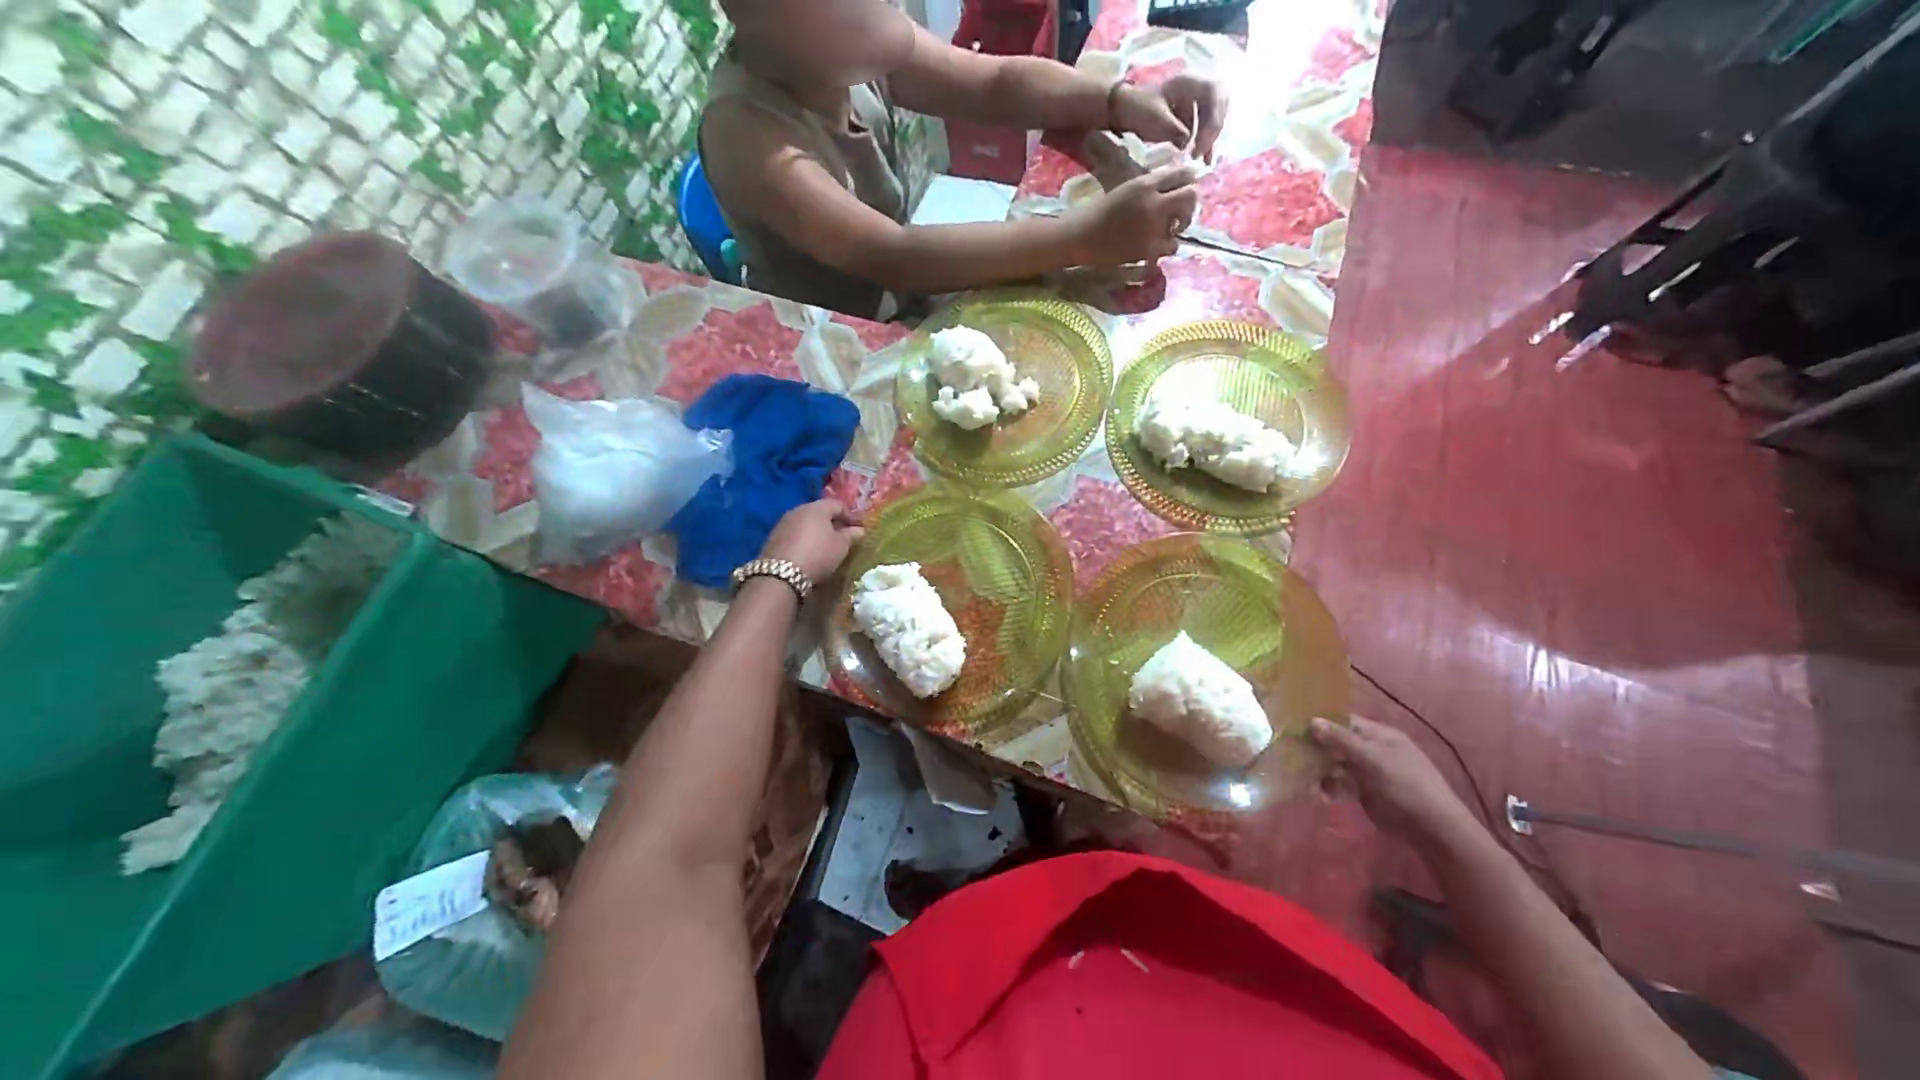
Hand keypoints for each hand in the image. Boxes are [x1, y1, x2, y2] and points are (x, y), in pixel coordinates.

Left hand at [760, 499, 863, 584]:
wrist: (781, 573)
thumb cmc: (818, 555)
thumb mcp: (841, 546)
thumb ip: (851, 535)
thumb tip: (859, 529)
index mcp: (817, 508)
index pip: (838, 505)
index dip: (850, 515)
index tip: (858, 528)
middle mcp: (798, 509)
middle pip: (819, 512)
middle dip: (832, 522)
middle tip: (842, 535)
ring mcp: (783, 522)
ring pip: (805, 522)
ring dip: (816, 530)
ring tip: (825, 545)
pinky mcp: (773, 536)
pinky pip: (794, 533)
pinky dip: (803, 538)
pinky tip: (808, 551)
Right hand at [1066, 164, 1198, 265]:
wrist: (1079, 238)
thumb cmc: (1095, 213)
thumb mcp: (1124, 190)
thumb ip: (1148, 187)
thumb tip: (1173, 185)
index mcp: (1144, 184)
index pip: (1180, 172)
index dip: (1187, 178)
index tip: (1186, 185)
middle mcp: (1153, 203)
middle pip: (1190, 195)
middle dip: (1189, 202)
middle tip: (1181, 211)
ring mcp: (1153, 228)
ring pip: (1183, 223)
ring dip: (1178, 226)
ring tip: (1168, 230)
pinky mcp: (1149, 250)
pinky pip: (1172, 246)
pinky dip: (1167, 246)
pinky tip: (1156, 245)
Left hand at [1109, 75, 1226, 161]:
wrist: (1123, 111)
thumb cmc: (1138, 111)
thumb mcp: (1157, 121)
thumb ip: (1177, 131)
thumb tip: (1191, 144)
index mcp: (1189, 81)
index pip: (1215, 94)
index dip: (1212, 121)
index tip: (1200, 147)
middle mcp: (1196, 88)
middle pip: (1219, 106)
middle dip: (1213, 131)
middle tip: (1203, 156)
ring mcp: (1195, 101)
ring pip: (1213, 117)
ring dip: (1211, 138)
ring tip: (1205, 162)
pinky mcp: (1191, 115)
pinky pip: (1204, 127)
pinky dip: (1204, 142)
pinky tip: (1202, 158)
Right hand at [1309, 716, 1479, 845]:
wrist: (1431, 828)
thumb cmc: (1405, 785)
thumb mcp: (1373, 758)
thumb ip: (1342, 739)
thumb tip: (1313, 720)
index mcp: (1379, 735)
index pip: (1345, 721)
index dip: (1322, 722)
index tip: (1296, 726)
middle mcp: (1372, 750)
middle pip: (1337, 742)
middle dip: (1316, 748)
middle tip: (1293, 753)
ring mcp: (1368, 772)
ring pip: (1336, 764)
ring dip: (1319, 770)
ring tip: (1305, 779)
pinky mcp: (1364, 792)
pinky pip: (1340, 784)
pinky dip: (1328, 787)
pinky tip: (1319, 795)